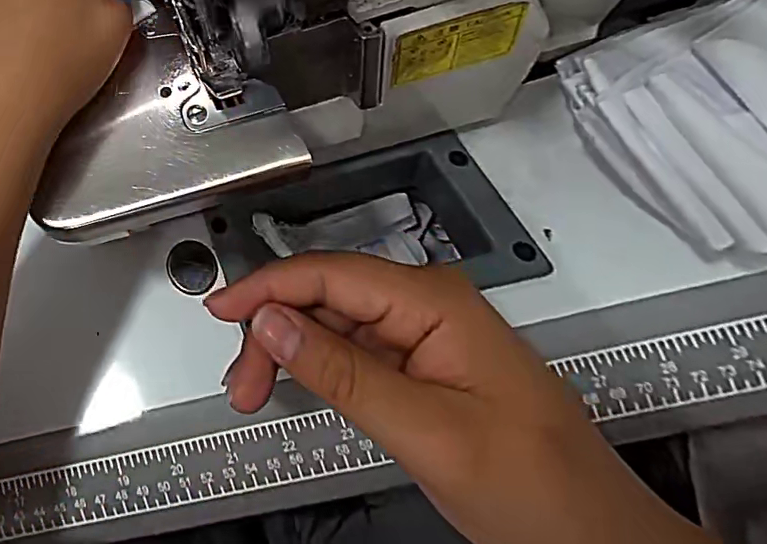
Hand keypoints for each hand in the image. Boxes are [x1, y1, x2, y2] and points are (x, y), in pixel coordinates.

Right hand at [208, 254, 711, 543]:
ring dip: (288, 350)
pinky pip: (348, 346)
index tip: (222, 310)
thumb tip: (271, 320)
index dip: (266, 287)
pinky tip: (295, 384)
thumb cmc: (545, 493)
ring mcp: (420, 329)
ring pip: (328, 319)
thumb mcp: (431, 435)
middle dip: (273, 330)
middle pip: (322, 294)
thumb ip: (342, 373)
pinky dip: (313, 365)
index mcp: (433, 300)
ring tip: (257, 389)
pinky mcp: (416, 357)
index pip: (327, 273)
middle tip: (242, 380)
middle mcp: (423, 302)